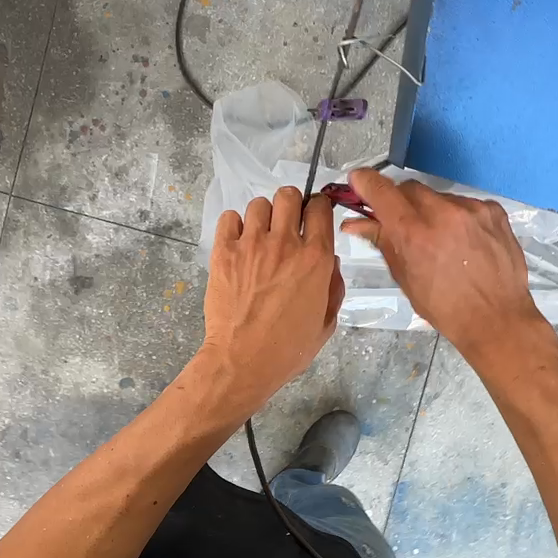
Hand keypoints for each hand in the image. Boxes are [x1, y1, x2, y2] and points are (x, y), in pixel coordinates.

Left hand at [196, 186, 344, 416]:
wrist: (242, 361)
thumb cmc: (287, 349)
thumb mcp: (325, 324)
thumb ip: (334, 288)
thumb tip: (330, 263)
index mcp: (316, 259)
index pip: (320, 209)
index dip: (318, 209)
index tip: (313, 218)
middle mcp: (285, 244)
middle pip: (288, 196)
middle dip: (290, 206)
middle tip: (285, 226)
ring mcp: (252, 245)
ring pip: (258, 205)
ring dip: (262, 217)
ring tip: (259, 238)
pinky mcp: (224, 253)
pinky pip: (229, 218)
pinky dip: (235, 226)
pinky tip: (238, 244)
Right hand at [343, 168, 552, 359]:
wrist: (495, 318)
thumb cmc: (444, 307)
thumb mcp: (405, 278)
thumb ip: (383, 242)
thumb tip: (356, 223)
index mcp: (414, 233)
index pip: (381, 191)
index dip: (365, 182)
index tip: (358, 180)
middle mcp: (442, 213)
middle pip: (410, 189)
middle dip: (400, 202)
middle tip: (401, 223)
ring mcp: (472, 209)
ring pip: (439, 197)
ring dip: (431, 212)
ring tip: (440, 241)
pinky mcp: (493, 210)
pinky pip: (465, 205)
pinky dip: (457, 218)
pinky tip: (463, 242)